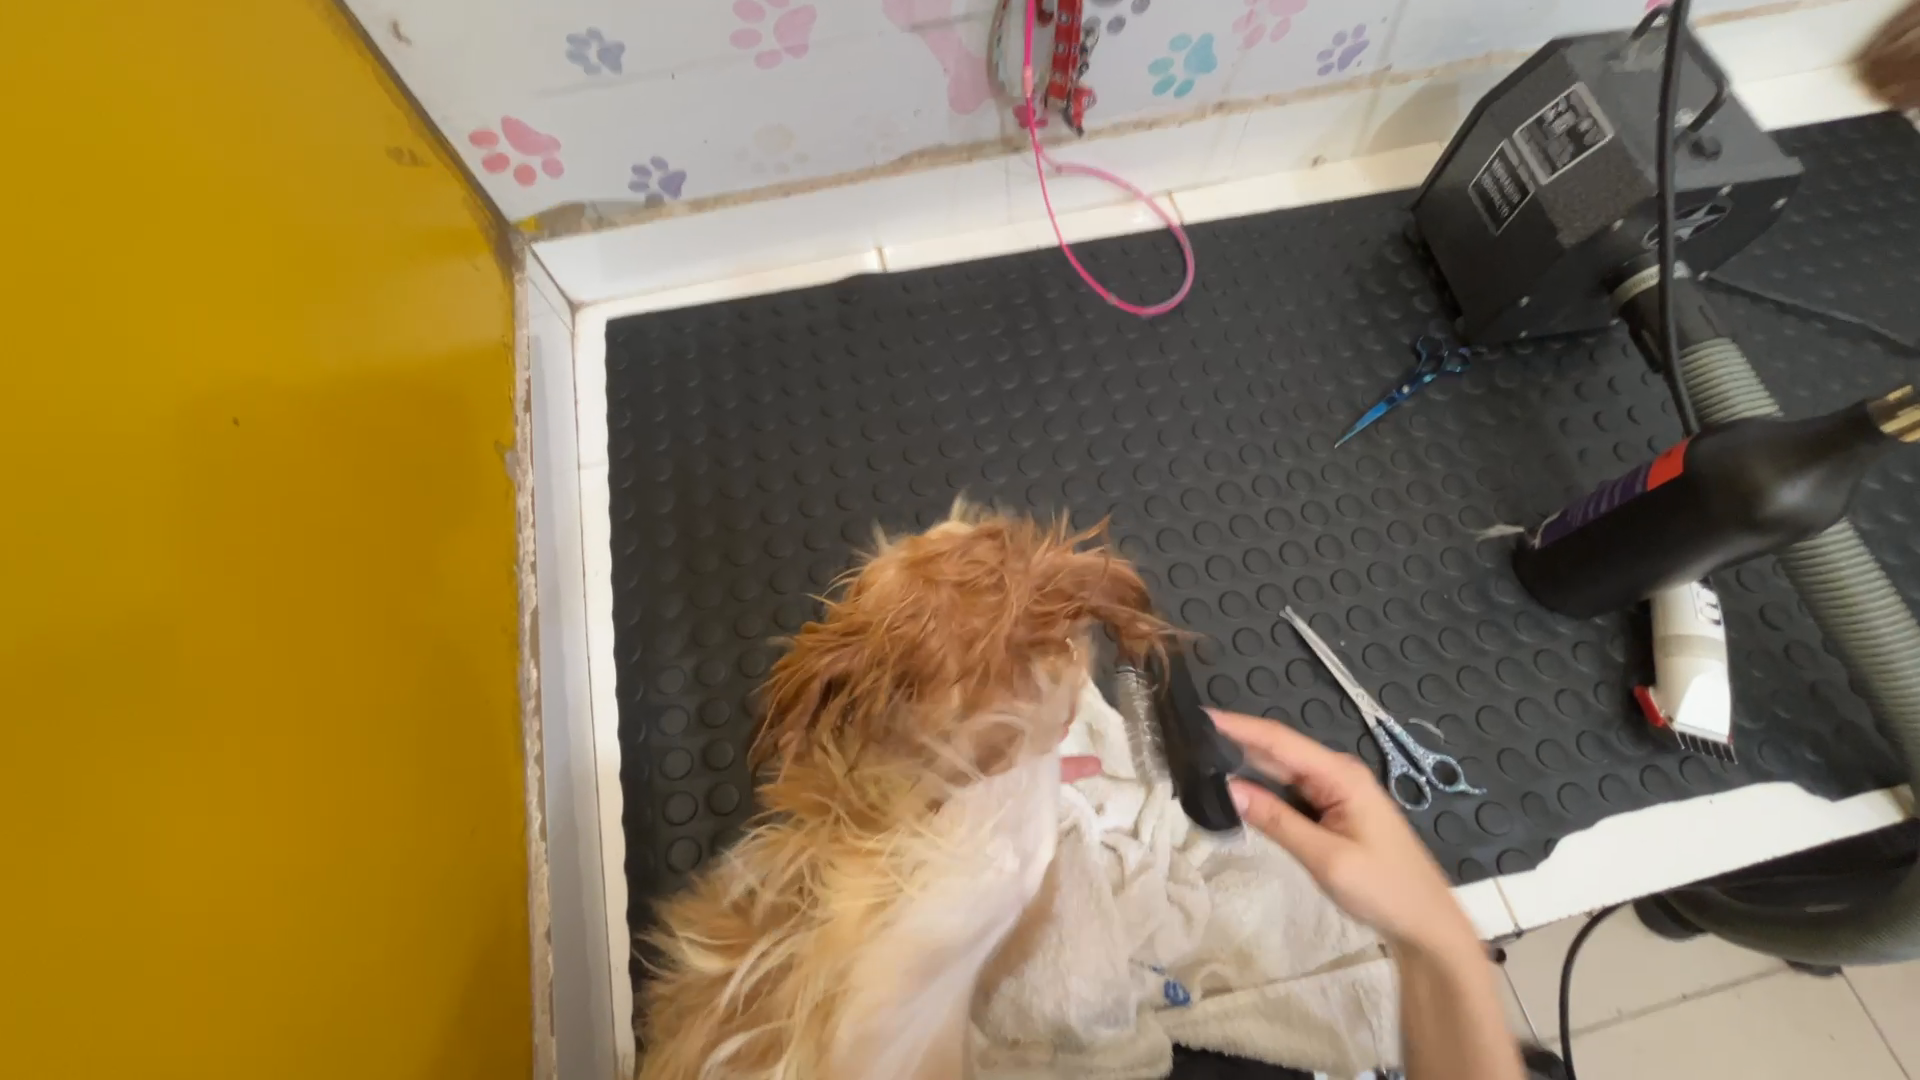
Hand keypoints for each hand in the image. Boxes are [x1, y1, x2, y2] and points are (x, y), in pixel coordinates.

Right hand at [1209, 709, 1477, 958]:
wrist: (1430, 928)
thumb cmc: (1385, 891)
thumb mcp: (1327, 859)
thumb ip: (1277, 821)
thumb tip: (1227, 788)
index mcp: (1340, 775)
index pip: (1278, 740)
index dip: (1237, 726)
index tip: (1198, 717)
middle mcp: (1335, 773)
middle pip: (1276, 749)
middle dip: (1234, 741)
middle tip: (1187, 740)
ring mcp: (1334, 790)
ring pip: (1279, 769)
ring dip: (1243, 763)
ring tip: (1200, 757)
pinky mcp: (1330, 809)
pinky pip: (1287, 788)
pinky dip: (1259, 785)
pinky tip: (1233, 786)